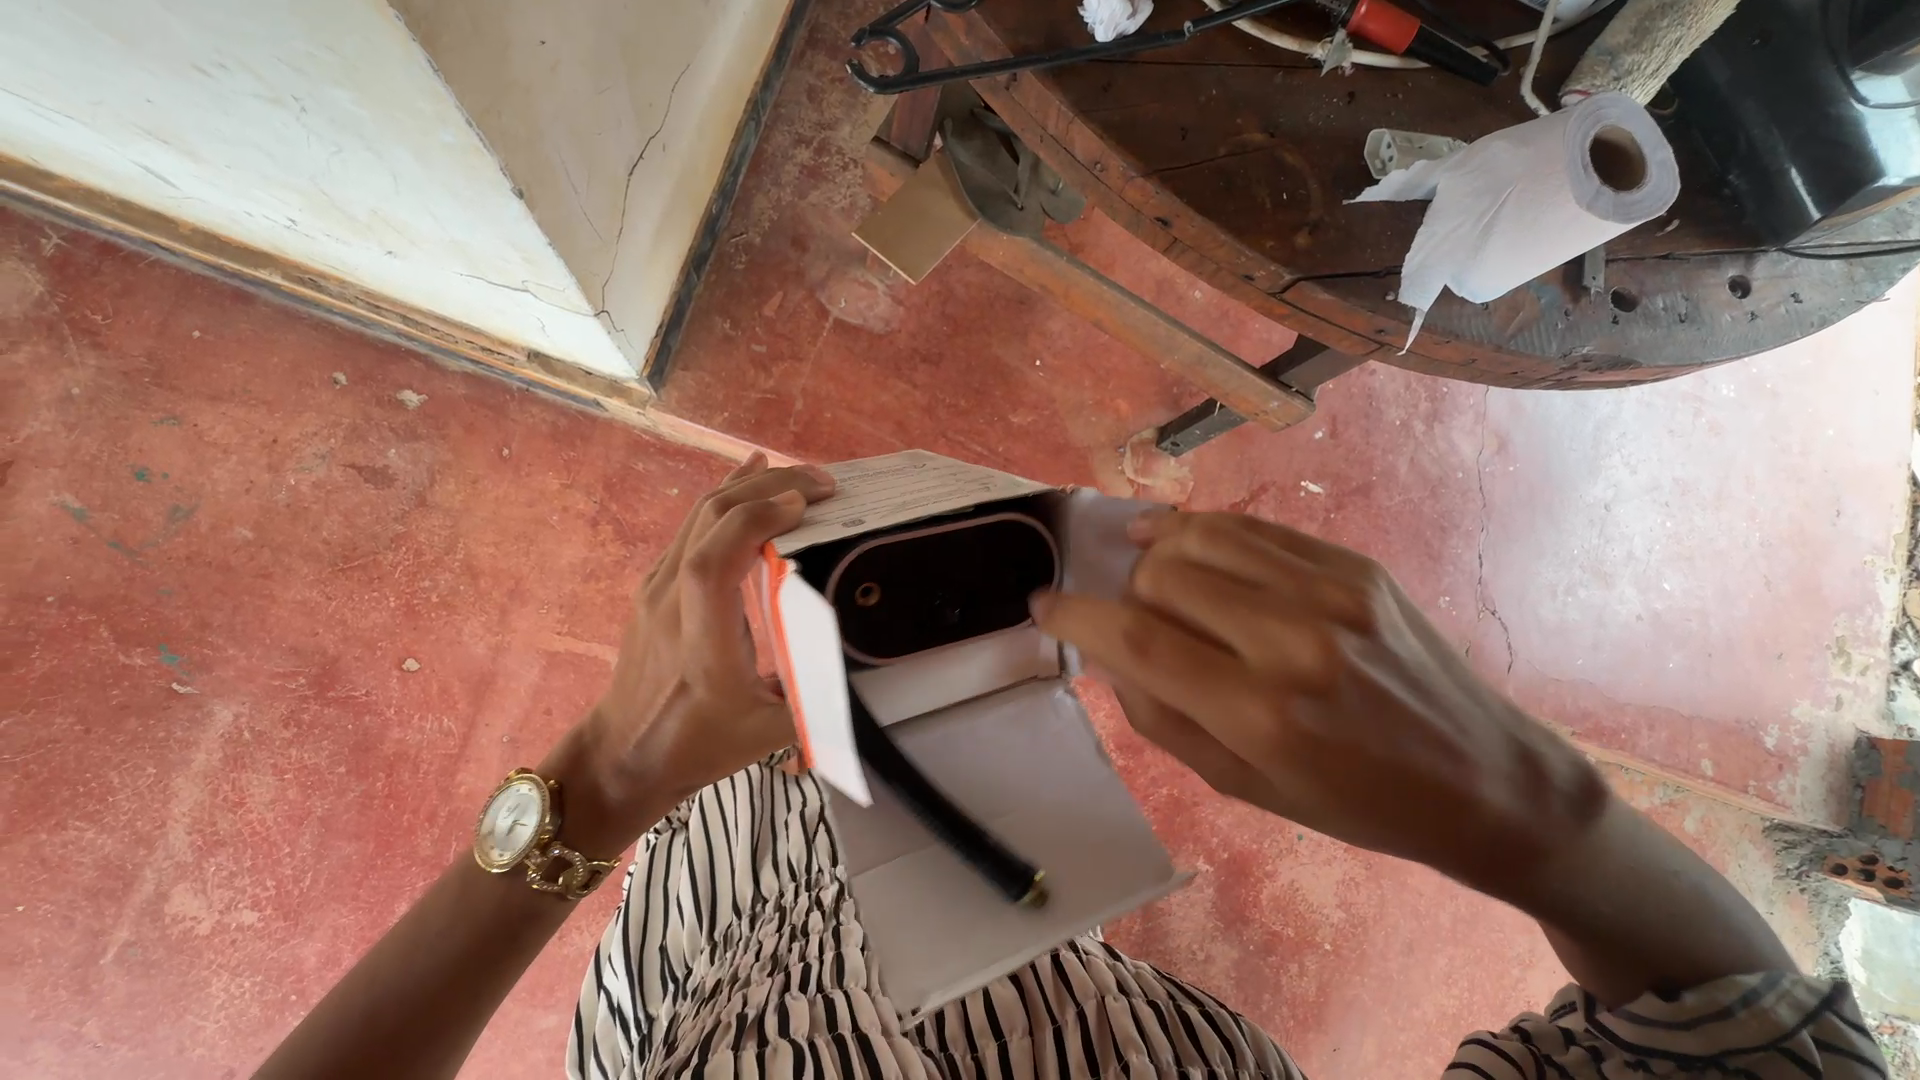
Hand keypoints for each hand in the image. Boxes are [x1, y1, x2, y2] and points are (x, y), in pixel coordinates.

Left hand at [541, 454, 835, 855]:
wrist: (623, 754)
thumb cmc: (698, 746)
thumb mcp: (769, 736)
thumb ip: (818, 700)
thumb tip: (868, 666)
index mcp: (702, 640)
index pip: (715, 559)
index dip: (757, 520)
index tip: (805, 506)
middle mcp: (672, 601)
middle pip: (711, 518)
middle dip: (771, 487)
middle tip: (825, 484)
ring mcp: (657, 587)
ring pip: (700, 513)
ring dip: (753, 486)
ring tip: (803, 479)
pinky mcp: (655, 583)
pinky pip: (692, 524)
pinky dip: (729, 495)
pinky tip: (752, 473)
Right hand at [1033, 510, 1609, 900]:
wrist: (1482, 779)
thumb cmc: (1352, 802)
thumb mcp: (1241, 785)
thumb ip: (1161, 714)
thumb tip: (1109, 652)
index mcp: (1260, 711)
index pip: (1136, 638)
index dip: (1075, 615)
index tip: (1044, 606)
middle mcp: (1291, 637)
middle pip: (1161, 576)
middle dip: (1126, 594)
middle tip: (1132, 620)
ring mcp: (1330, 590)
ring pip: (1201, 538)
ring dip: (1159, 556)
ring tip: (1151, 576)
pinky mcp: (1354, 564)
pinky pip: (1251, 528)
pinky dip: (1203, 531)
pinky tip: (1183, 541)